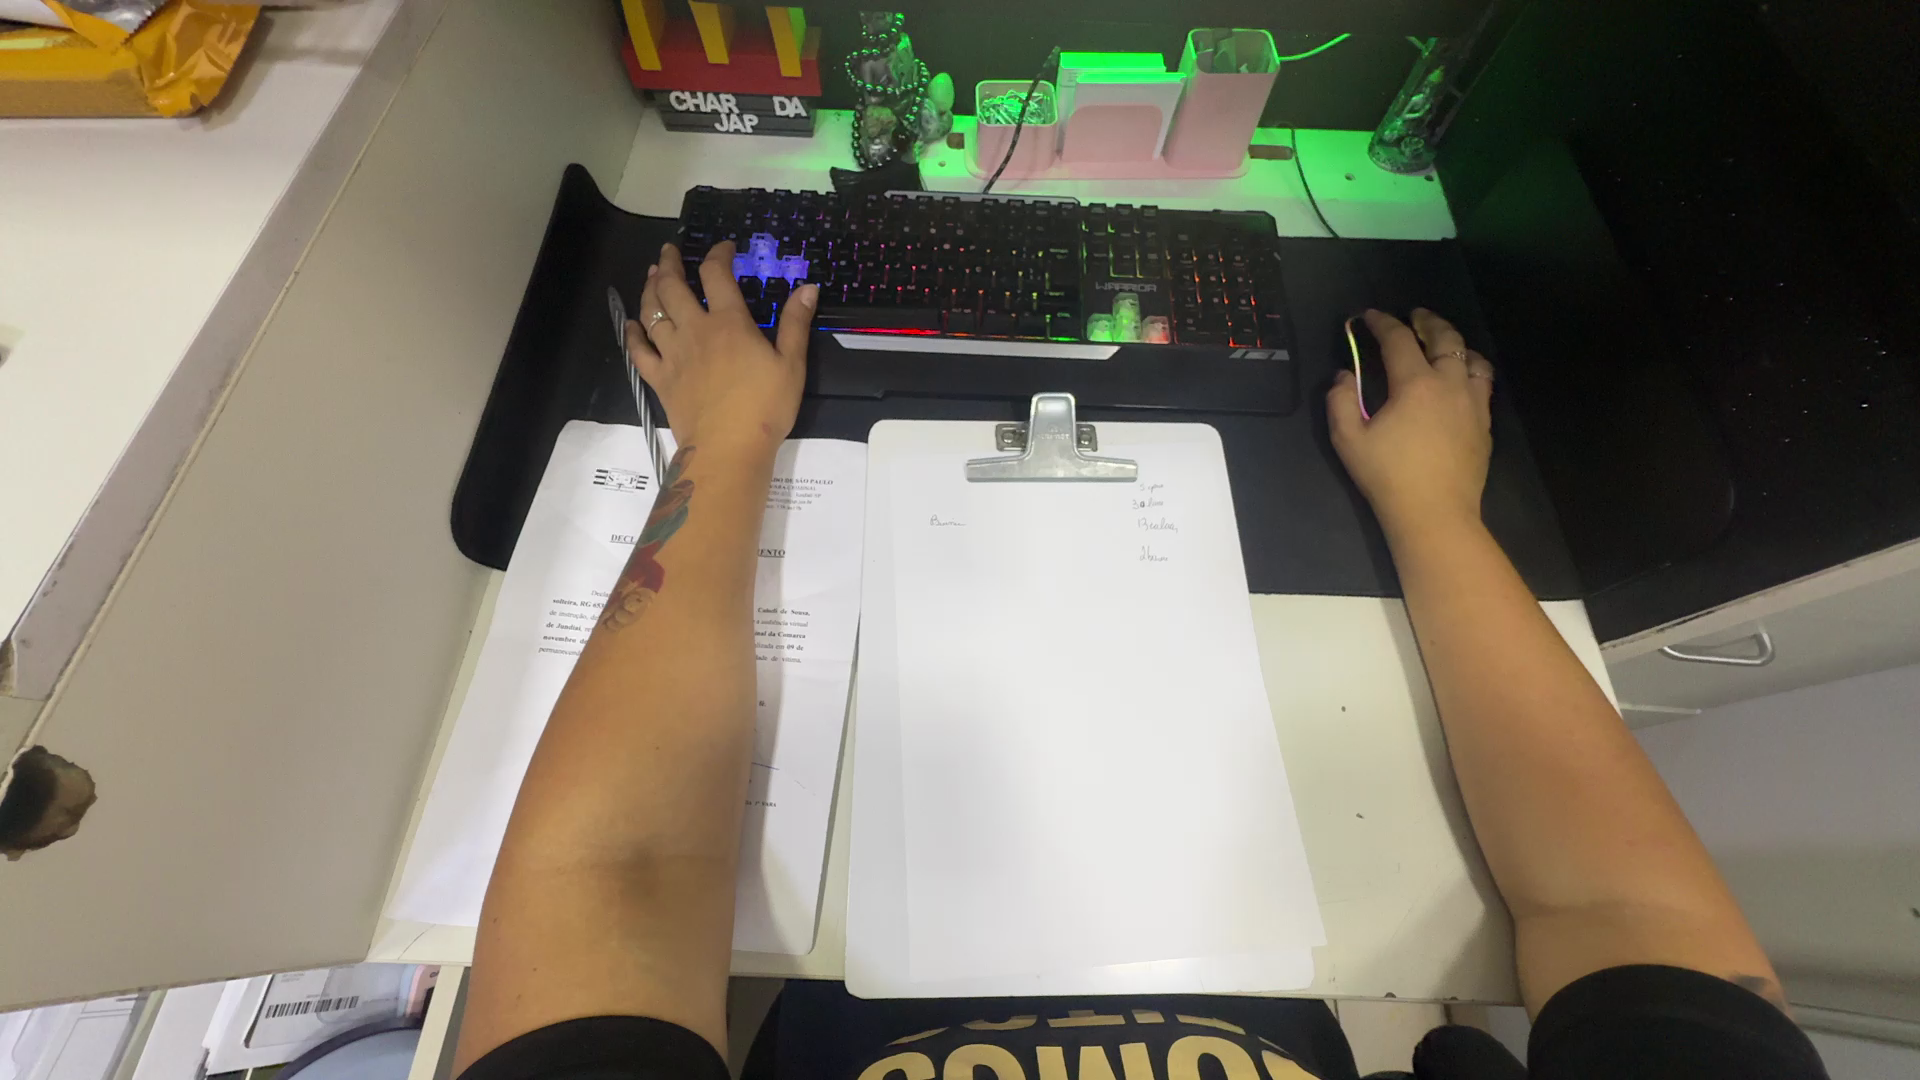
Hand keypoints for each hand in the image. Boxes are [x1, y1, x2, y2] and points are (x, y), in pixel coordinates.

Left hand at [626, 241, 817, 464]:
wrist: (729, 448)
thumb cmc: (766, 408)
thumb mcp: (792, 365)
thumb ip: (796, 325)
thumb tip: (807, 288)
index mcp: (729, 324)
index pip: (717, 275)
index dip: (719, 255)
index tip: (725, 248)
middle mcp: (695, 330)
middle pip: (673, 287)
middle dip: (671, 264)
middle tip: (670, 252)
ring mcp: (672, 354)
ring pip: (651, 311)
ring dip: (650, 289)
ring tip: (652, 276)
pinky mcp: (659, 379)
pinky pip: (639, 350)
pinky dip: (633, 333)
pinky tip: (632, 324)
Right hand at [1327, 308, 1495, 536]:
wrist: (1433, 511)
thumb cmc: (1386, 475)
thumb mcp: (1348, 439)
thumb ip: (1340, 401)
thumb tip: (1343, 376)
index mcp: (1414, 384)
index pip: (1398, 341)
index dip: (1382, 323)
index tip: (1368, 316)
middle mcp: (1449, 384)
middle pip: (1444, 339)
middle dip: (1426, 321)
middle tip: (1413, 315)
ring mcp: (1472, 402)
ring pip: (1471, 357)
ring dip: (1454, 343)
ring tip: (1443, 343)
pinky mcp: (1483, 422)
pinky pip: (1483, 382)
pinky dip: (1470, 368)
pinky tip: (1461, 377)